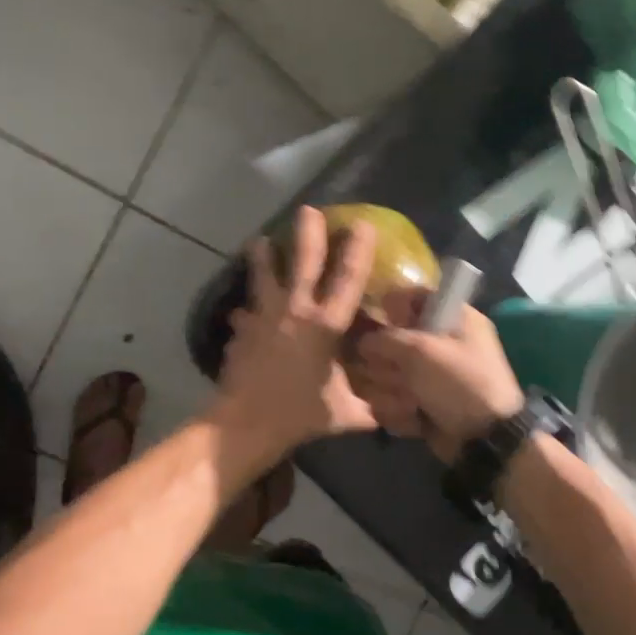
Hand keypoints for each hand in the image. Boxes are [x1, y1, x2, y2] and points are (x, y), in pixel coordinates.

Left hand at [210, 207, 379, 460]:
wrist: (246, 423)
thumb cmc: (299, 415)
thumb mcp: (344, 414)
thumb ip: (371, 408)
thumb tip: (394, 411)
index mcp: (326, 326)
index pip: (347, 280)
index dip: (358, 250)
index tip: (362, 224)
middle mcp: (295, 312)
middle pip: (302, 261)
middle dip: (308, 233)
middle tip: (308, 210)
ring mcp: (264, 318)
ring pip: (263, 276)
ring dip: (263, 257)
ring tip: (260, 241)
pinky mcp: (241, 331)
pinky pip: (245, 315)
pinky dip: (246, 312)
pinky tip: (243, 314)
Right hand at [355, 295, 524, 462]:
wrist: (485, 439)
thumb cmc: (459, 383)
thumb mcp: (422, 352)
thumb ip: (385, 339)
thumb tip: (363, 341)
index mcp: (455, 319)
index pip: (416, 296)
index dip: (394, 307)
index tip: (380, 322)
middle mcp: (443, 343)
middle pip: (394, 340)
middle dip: (389, 363)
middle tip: (398, 375)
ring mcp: (432, 376)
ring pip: (390, 374)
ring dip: (394, 390)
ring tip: (409, 402)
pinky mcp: (424, 402)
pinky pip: (395, 399)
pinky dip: (400, 411)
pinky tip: (413, 419)